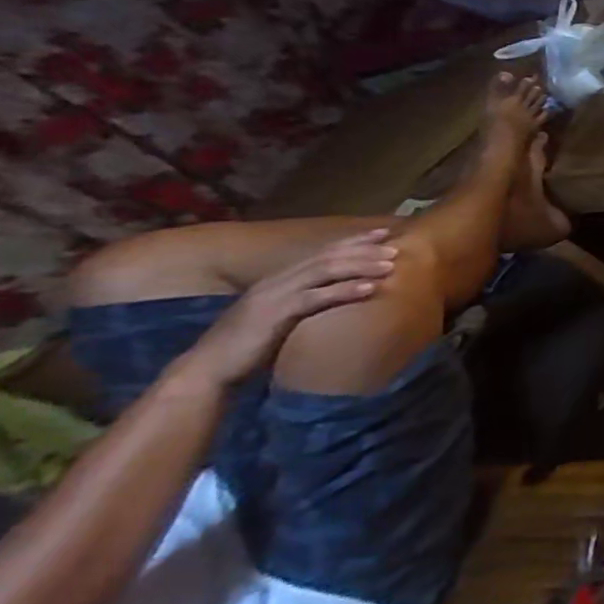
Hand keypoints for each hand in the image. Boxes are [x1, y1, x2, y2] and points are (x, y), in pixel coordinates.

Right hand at [172, 230, 396, 388]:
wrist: (208, 370)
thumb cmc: (251, 344)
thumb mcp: (284, 315)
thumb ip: (308, 300)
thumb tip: (344, 293)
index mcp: (279, 278)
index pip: (323, 252)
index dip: (354, 241)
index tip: (385, 233)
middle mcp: (277, 281)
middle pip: (328, 256)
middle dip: (364, 250)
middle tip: (395, 248)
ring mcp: (274, 295)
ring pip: (325, 271)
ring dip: (360, 265)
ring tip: (390, 264)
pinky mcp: (274, 314)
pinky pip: (316, 297)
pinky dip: (344, 290)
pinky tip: (369, 288)